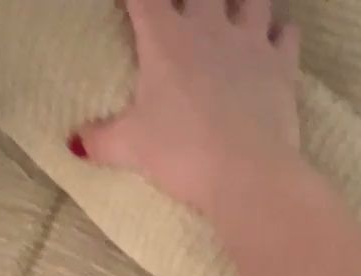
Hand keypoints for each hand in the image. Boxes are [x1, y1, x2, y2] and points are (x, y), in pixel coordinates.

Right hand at [72, 0, 303, 216]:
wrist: (246, 173)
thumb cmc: (181, 154)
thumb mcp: (130, 149)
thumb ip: (100, 141)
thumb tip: (73, 144)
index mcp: (165, 39)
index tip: (131, 3)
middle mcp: (209, 27)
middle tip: (187, 13)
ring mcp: (250, 43)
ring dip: (242, 1)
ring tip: (234, 12)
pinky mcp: (282, 67)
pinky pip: (287, 33)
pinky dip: (280, 33)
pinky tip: (274, 41)